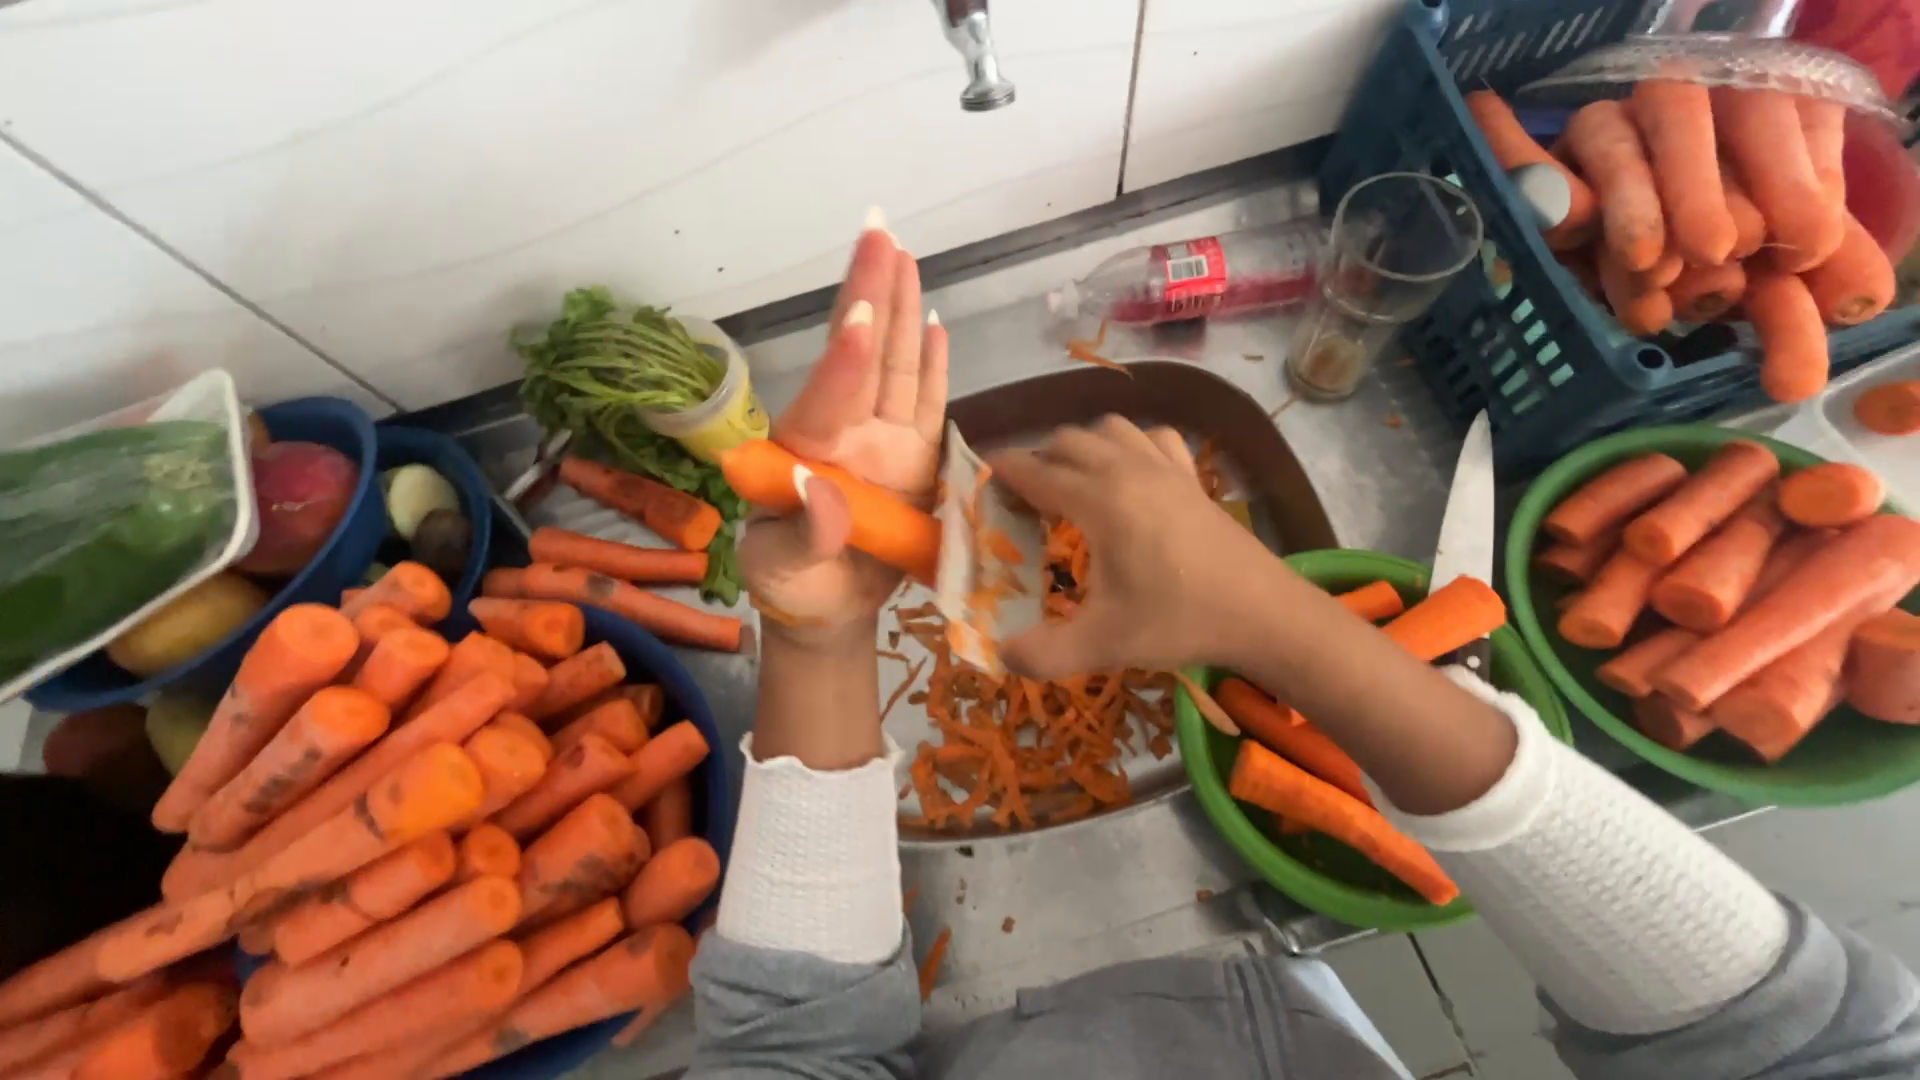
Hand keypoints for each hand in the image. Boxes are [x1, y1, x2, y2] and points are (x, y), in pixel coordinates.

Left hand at [738, 218, 947, 640]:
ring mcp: (883, 442)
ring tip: (904, 256)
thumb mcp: (782, 570)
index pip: (827, 399)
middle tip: (879, 232)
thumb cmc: (793, 587)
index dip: (844, 361)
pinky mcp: (915, 459)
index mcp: (805, 452)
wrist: (828, 607)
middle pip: (863, 358)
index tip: (858, 314)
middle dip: (870, 295)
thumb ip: (803, 534)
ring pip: (898, 368)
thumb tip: (824, 491)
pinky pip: (927, 403)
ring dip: (902, 312)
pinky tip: (936, 323)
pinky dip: (934, 365)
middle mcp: (845, 432)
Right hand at [989, 415, 1292, 677]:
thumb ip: (1043, 654)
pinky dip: (1132, 445)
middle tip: (1025, 500)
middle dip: (1038, 460)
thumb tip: (999, 655)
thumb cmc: (1179, 621)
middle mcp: (1128, 470)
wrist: (1262, 613)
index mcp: (1100, 500)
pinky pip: (1154, 438)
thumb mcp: (1103, 644)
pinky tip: (1131, 476)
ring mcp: (1165, 468)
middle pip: (1067, 441)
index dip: (1003, 472)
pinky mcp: (1192, 478)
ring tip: (1073, 484)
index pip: (1036, 471)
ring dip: (1082, 447)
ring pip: (1109, 429)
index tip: (982, 479)